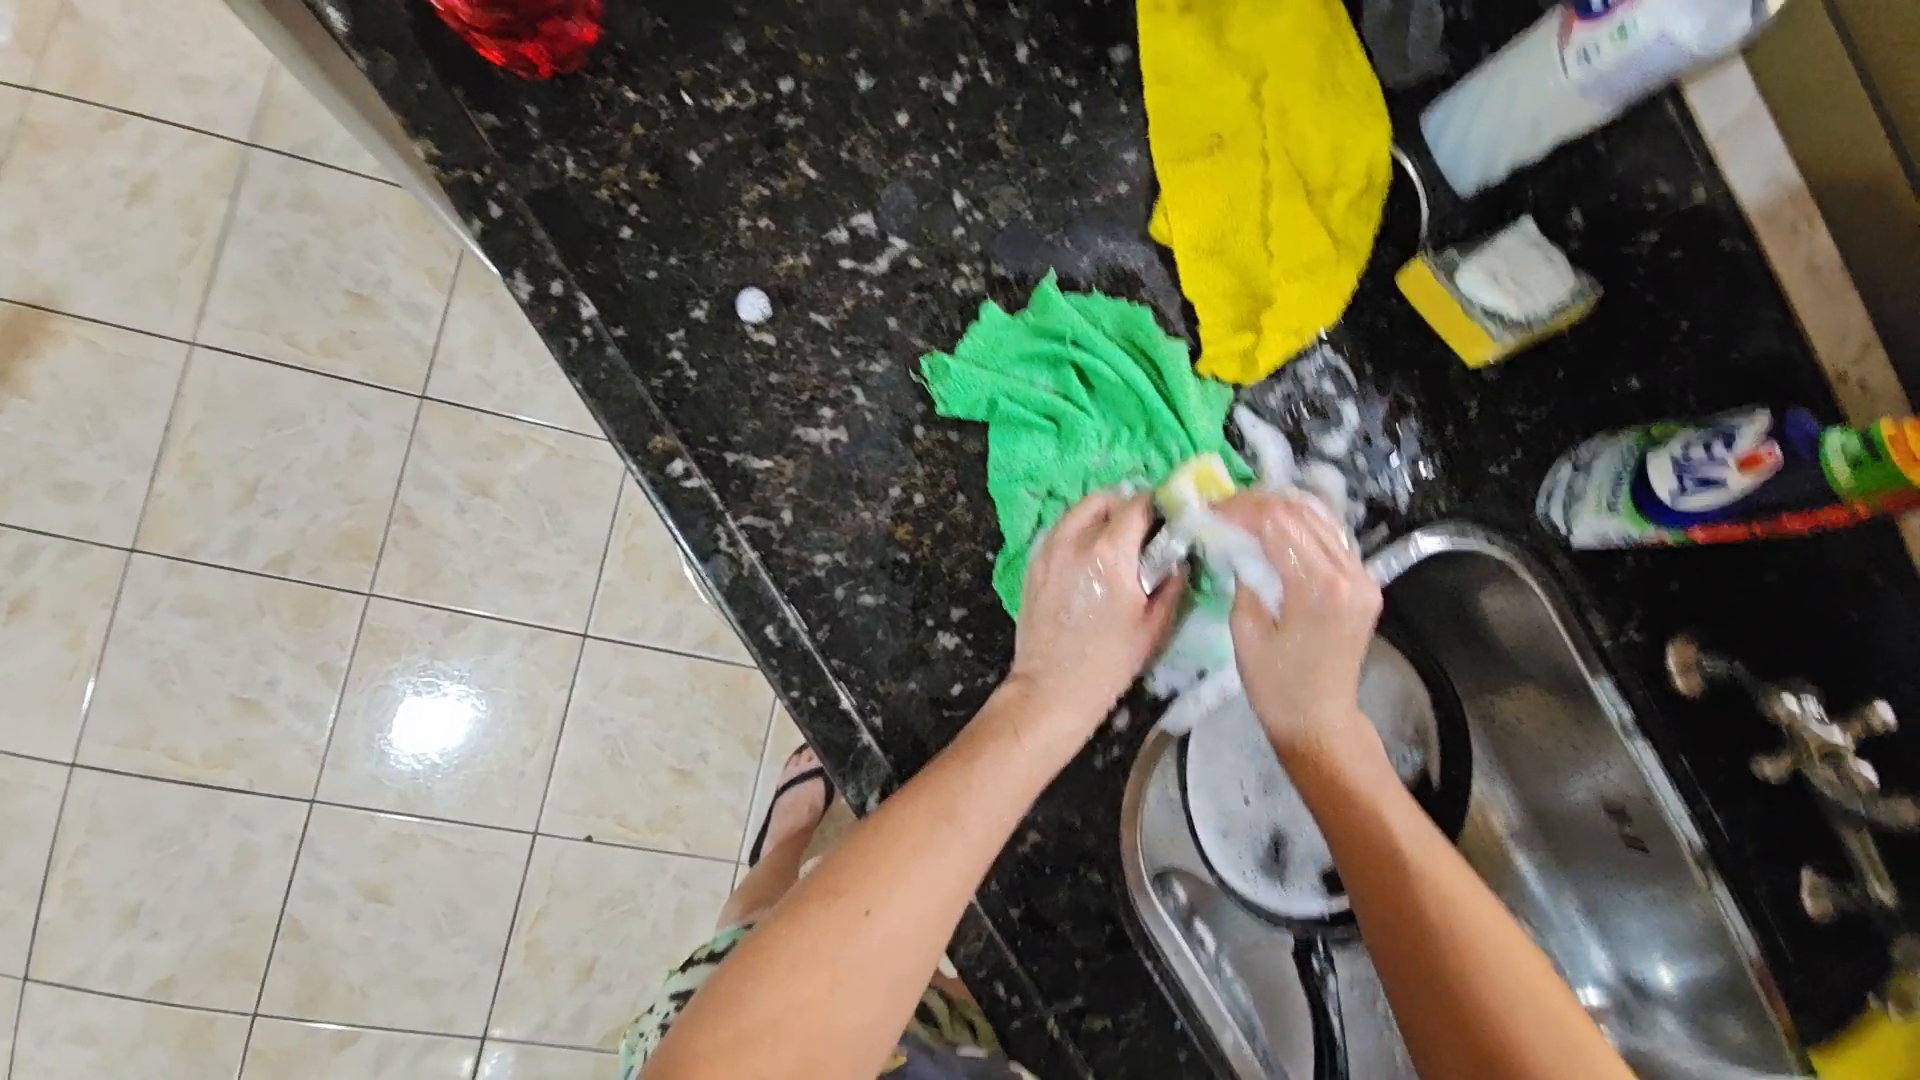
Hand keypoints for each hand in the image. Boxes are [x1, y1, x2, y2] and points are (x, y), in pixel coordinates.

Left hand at [1005, 493, 1185, 735]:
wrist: (1052, 688)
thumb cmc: (1109, 662)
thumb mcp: (1153, 625)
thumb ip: (1171, 583)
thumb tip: (1179, 559)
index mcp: (1109, 552)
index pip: (1137, 505)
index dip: (1156, 507)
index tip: (1167, 520)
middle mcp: (1074, 541)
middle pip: (1103, 499)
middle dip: (1125, 506)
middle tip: (1141, 530)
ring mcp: (1048, 551)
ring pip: (1076, 512)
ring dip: (1100, 517)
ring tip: (1116, 543)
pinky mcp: (1033, 565)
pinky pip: (1059, 534)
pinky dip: (1077, 534)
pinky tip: (1090, 560)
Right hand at [1216, 492, 1381, 759]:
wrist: (1319, 719)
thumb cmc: (1275, 685)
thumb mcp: (1246, 628)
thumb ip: (1246, 575)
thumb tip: (1237, 541)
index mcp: (1318, 588)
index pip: (1278, 523)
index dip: (1240, 510)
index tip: (1211, 512)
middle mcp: (1350, 574)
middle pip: (1301, 513)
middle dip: (1258, 504)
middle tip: (1223, 510)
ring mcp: (1363, 577)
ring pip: (1321, 518)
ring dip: (1280, 510)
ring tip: (1245, 514)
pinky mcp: (1364, 582)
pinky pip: (1332, 537)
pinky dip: (1302, 525)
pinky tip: (1276, 528)